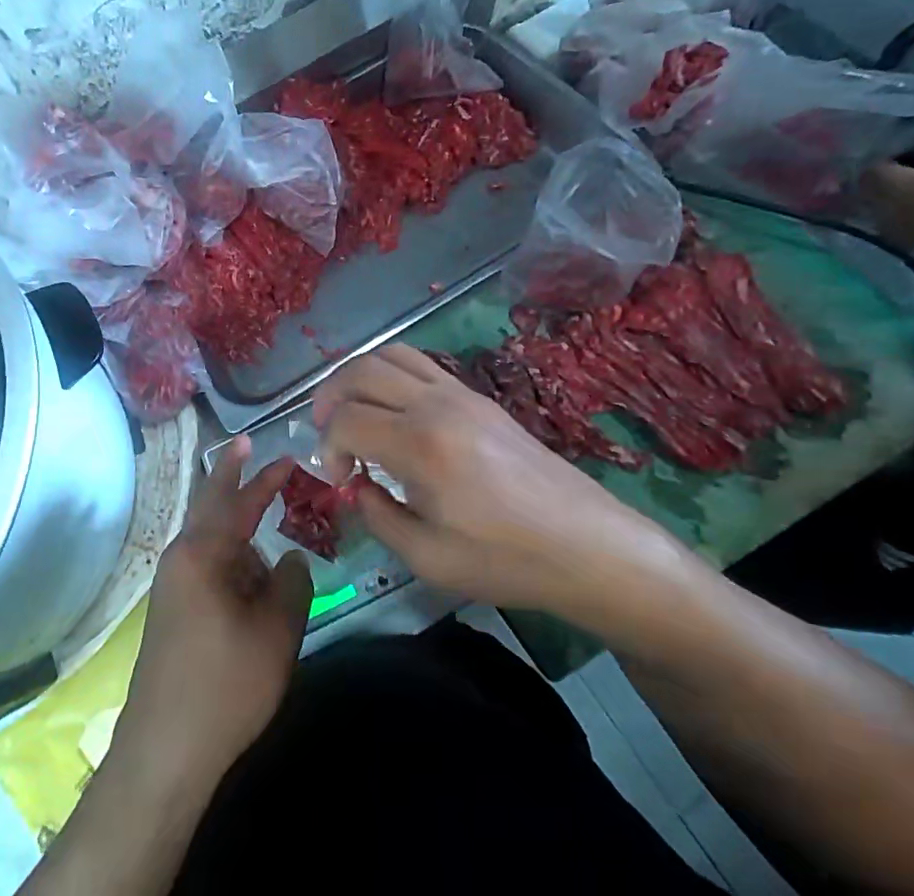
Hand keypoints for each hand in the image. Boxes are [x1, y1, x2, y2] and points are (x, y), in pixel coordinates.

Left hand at [118, 438, 310, 779]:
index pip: (237, 502)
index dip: (264, 478)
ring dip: (241, 536)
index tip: (286, 456)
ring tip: (273, 544)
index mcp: (201, 555)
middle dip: (232, 481)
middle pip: (211, 510)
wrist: (165, 750)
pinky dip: (233, 565)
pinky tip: (255, 585)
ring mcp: (172, 588)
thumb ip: (292, 582)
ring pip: (212, 545)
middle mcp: (180, 561)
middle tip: (248, 451)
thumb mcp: (277, 630)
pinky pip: (208, 571)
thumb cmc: (225, 684)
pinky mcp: (173, 613)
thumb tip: (288, 558)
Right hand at [313, 345, 695, 627]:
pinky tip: (393, 414)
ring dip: (358, 377)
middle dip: (329, 397)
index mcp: (420, 444)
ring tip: (351, 412)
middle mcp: (437, 404)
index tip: (342, 480)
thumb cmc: (505, 560)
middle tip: (326, 434)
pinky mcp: (480, 398)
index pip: (345, 419)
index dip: (328, 448)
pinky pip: (421, 365)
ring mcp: (462, 395)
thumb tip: (358, 486)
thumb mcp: (427, 557)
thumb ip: (377, 516)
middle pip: (361, 369)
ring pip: (391, 354)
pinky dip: (390, 376)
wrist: (587, 546)